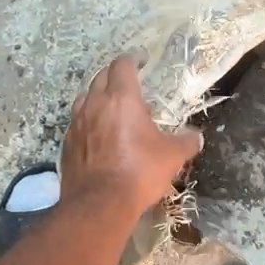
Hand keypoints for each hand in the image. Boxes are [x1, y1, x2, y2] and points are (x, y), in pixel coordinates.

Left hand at [60, 56, 202, 217]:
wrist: (99, 204)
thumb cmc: (139, 171)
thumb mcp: (172, 156)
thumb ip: (186, 142)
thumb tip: (197, 138)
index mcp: (122, 98)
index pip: (123, 66)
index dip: (132, 60)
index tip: (141, 61)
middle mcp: (95, 104)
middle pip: (100, 77)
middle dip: (114, 76)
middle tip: (128, 84)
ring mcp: (77, 123)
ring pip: (84, 98)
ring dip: (97, 97)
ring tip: (111, 108)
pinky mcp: (67, 144)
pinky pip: (77, 123)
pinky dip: (87, 121)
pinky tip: (97, 135)